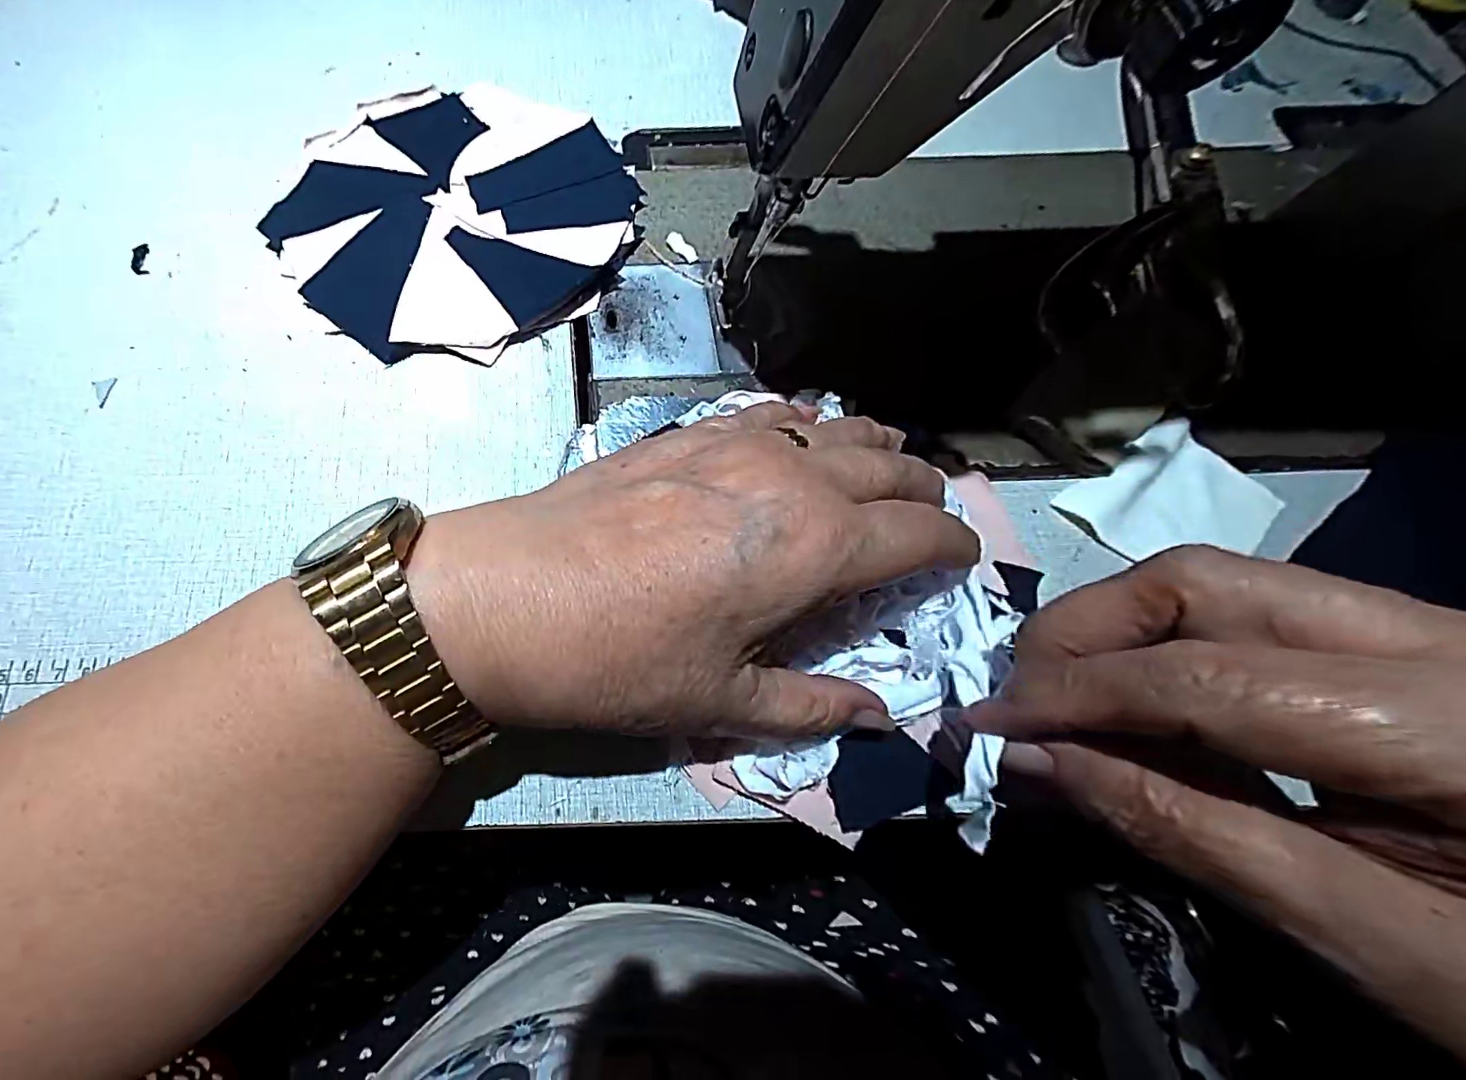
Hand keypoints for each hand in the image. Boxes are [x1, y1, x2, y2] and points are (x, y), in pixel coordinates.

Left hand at [406, 402, 978, 739]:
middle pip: (888, 467)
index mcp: (812, 545)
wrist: (505, 595)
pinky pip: (770, 413)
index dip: (950, 548)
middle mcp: (788, 478)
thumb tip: (877, 715)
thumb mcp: (720, 699)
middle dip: (923, 494)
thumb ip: (811, 705)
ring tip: (883, 470)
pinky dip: (804, 426)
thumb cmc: (617, 659)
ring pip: (835, 426)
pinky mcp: (687, 432)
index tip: (959, 561)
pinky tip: (797, 442)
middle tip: (930, 518)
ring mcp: (733, 444)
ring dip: (873, 450)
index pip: (916, 534)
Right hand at [967, 546, 1465, 1079]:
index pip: (1210, 674)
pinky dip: (1169, 658)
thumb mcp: (1393, 955)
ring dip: (1116, 637)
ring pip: (1223, 588)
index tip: (985, 729)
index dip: (1075, 697)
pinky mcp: (1432, 652)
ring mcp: (1450, 633)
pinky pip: (1258, 625)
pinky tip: (1147, 715)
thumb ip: (1193, 835)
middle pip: (1205, 582)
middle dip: (1083, 635)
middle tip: (1021, 705)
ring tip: (1064, 704)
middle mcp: (1465, 638)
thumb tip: (1039, 764)